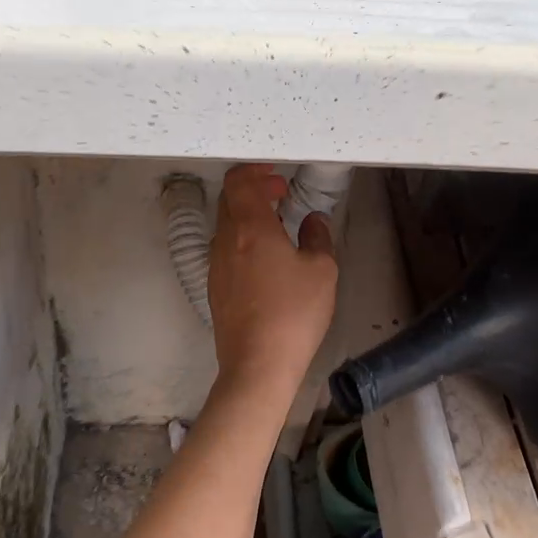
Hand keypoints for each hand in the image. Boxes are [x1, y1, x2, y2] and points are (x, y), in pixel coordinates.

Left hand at [206, 164, 339, 394]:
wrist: (257, 365)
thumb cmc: (293, 314)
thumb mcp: (322, 271)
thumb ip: (318, 237)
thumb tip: (312, 221)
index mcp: (249, 228)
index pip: (238, 181)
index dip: (256, 171)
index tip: (277, 177)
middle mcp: (224, 242)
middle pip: (229, 202)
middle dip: (253, 192)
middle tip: (280, 198)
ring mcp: (215, 268)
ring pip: (226, 229)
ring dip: (248, 221)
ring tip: (277, 231)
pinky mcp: (215, 291)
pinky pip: (226, 254)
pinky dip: (243, 245)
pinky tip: (266, 264)